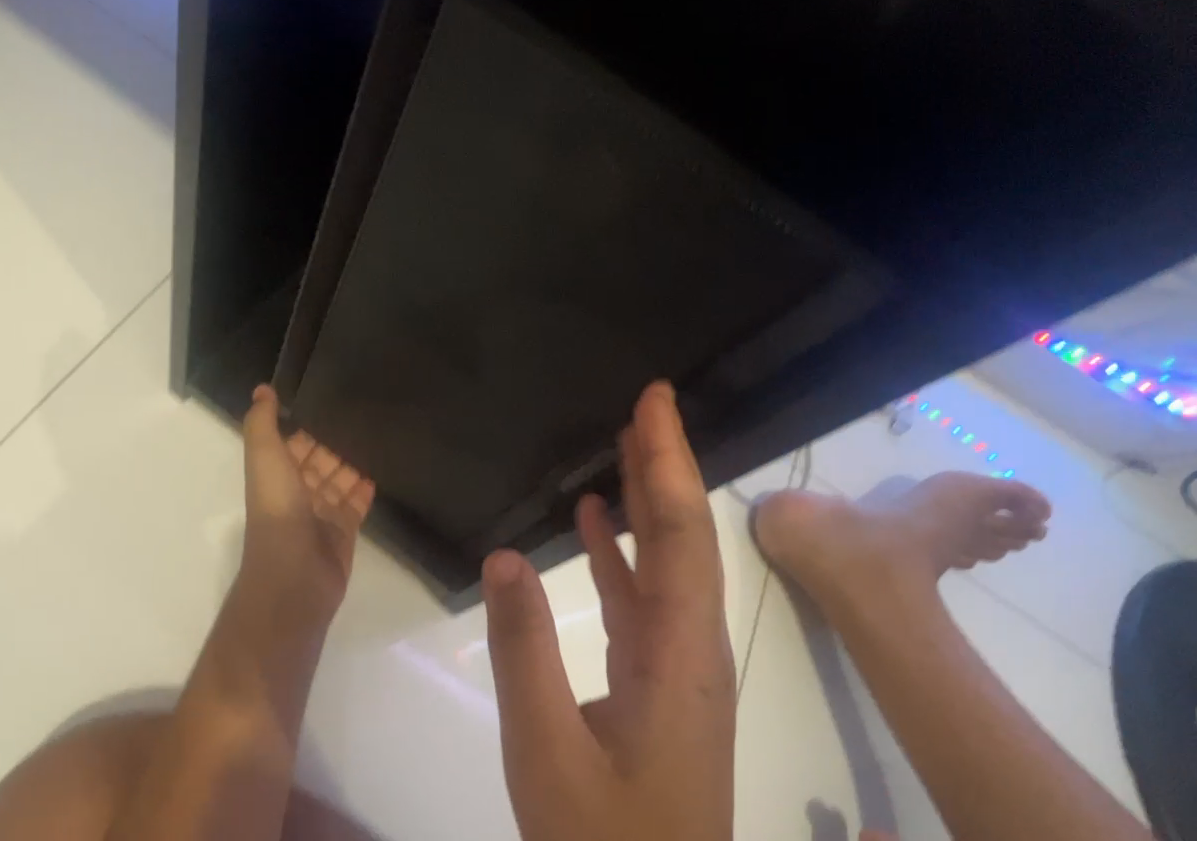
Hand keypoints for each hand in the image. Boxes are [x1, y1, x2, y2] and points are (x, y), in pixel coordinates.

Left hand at [240, 385, 375, 625]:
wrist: (296, 575)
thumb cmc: (278, 511)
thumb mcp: (264, 458)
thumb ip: (262, 423)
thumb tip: (262, 389)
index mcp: (276, 474)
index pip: (295, 442)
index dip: (309, 422)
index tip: (335, 394)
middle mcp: (298, 491)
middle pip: (320, 459)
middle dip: (337, 438)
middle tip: (368, 409)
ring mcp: (322, 512)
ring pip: (340, 478)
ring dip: (355, 458)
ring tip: (381, 430)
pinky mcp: (345, 530)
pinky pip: (358, 502)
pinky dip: (367, 485)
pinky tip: (385, 464)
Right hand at [482, 381, 734, 840]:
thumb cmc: (602, 840)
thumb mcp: (545, 749)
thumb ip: (524, 649)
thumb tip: (503, 554)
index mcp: (679, 654)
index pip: (678, 533)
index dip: (668, 461)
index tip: (654, 401)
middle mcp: (693, 648)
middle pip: (683, 537)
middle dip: (664, 465)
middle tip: (642, 404)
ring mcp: (679, 668)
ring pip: (667, 564)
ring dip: (645, 502)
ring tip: (619, 446)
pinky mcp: (659, 686)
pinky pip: (645, 599)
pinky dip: (621, 554)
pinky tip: (590, 525)